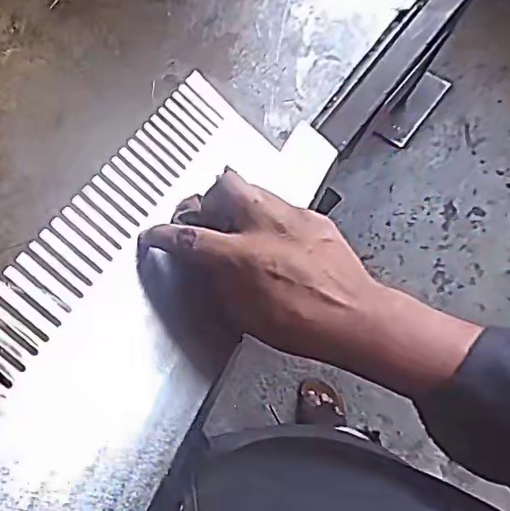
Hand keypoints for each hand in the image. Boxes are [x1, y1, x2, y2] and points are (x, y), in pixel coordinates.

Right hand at [137, 170, 481, 396]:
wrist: (355, 319)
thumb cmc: (305, 324)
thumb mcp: (242, 313)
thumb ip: (216, 281)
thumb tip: (203, 267)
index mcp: (240, 255)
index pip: (186, 236)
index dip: (161, 235)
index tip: (154, 235)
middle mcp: (264, 227)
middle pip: (219, 186)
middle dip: (202, 199)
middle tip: (196, 215)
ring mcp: (291, 217)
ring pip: (251, 186)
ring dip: (234, 200)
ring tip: (231, 219)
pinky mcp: (313, 217)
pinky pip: (280, 202)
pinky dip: (266, 213)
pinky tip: (269, 232)